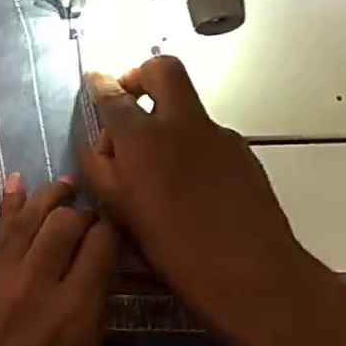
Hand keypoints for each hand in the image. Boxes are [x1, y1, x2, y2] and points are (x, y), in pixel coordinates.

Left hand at [0, 177, 120, 345]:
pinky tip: (17, 182)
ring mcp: (6, 274)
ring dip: (50, 197)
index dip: (114, 228)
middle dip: (84, 211)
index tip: (121, 223)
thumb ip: (95, 311)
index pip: (102, 246)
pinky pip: (0, 231)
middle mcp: (41, 281)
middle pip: (66, 223)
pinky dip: (10, 204)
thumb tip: (100, 272)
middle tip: (94, 213)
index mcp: (77, 310)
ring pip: (31, 218)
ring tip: (67, 184)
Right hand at [76, 56, 345, 345]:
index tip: (94, 81)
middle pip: (163, 70)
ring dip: (165, 119)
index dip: (100, 85)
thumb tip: (99, 143)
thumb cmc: (171, 247)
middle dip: (141, 75)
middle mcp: (182, 125)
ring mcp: (219, 136)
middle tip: (129, 99)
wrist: (252, 276)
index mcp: (143, 138)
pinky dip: (188, 146)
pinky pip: (206, 136)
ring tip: (154, 168)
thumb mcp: (117, 209)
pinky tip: (185, 187)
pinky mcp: (242, 154)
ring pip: (186, 108)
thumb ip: (99, 167)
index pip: (114, 94)